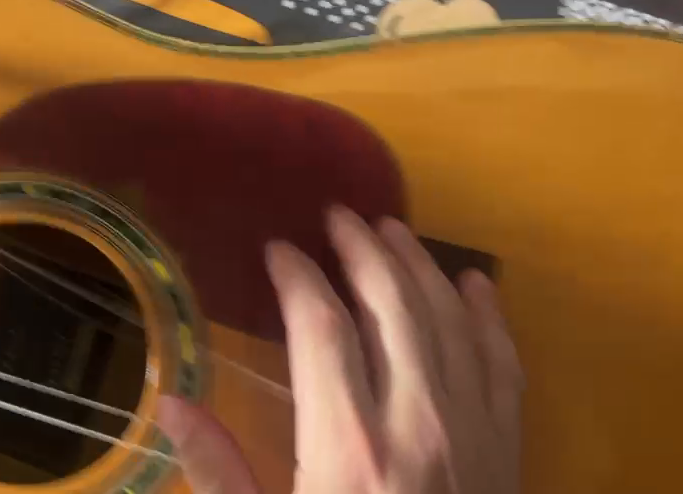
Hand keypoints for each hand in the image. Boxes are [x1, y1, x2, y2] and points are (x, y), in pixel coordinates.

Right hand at [159, 207, 521, 493]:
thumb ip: (219, 474)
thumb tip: (171, 402)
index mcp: (350, 445)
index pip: (322, 325)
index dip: (297, 275)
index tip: (276, 250)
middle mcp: (419, 427)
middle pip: (394, 308)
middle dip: (363, 251)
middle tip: (336, 214)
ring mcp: (477, 442)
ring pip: (452, 325)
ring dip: (420, 268)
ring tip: (391, 229)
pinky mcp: (512, 460)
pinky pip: (505, 370)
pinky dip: (491, 320)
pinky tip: (477, 286)